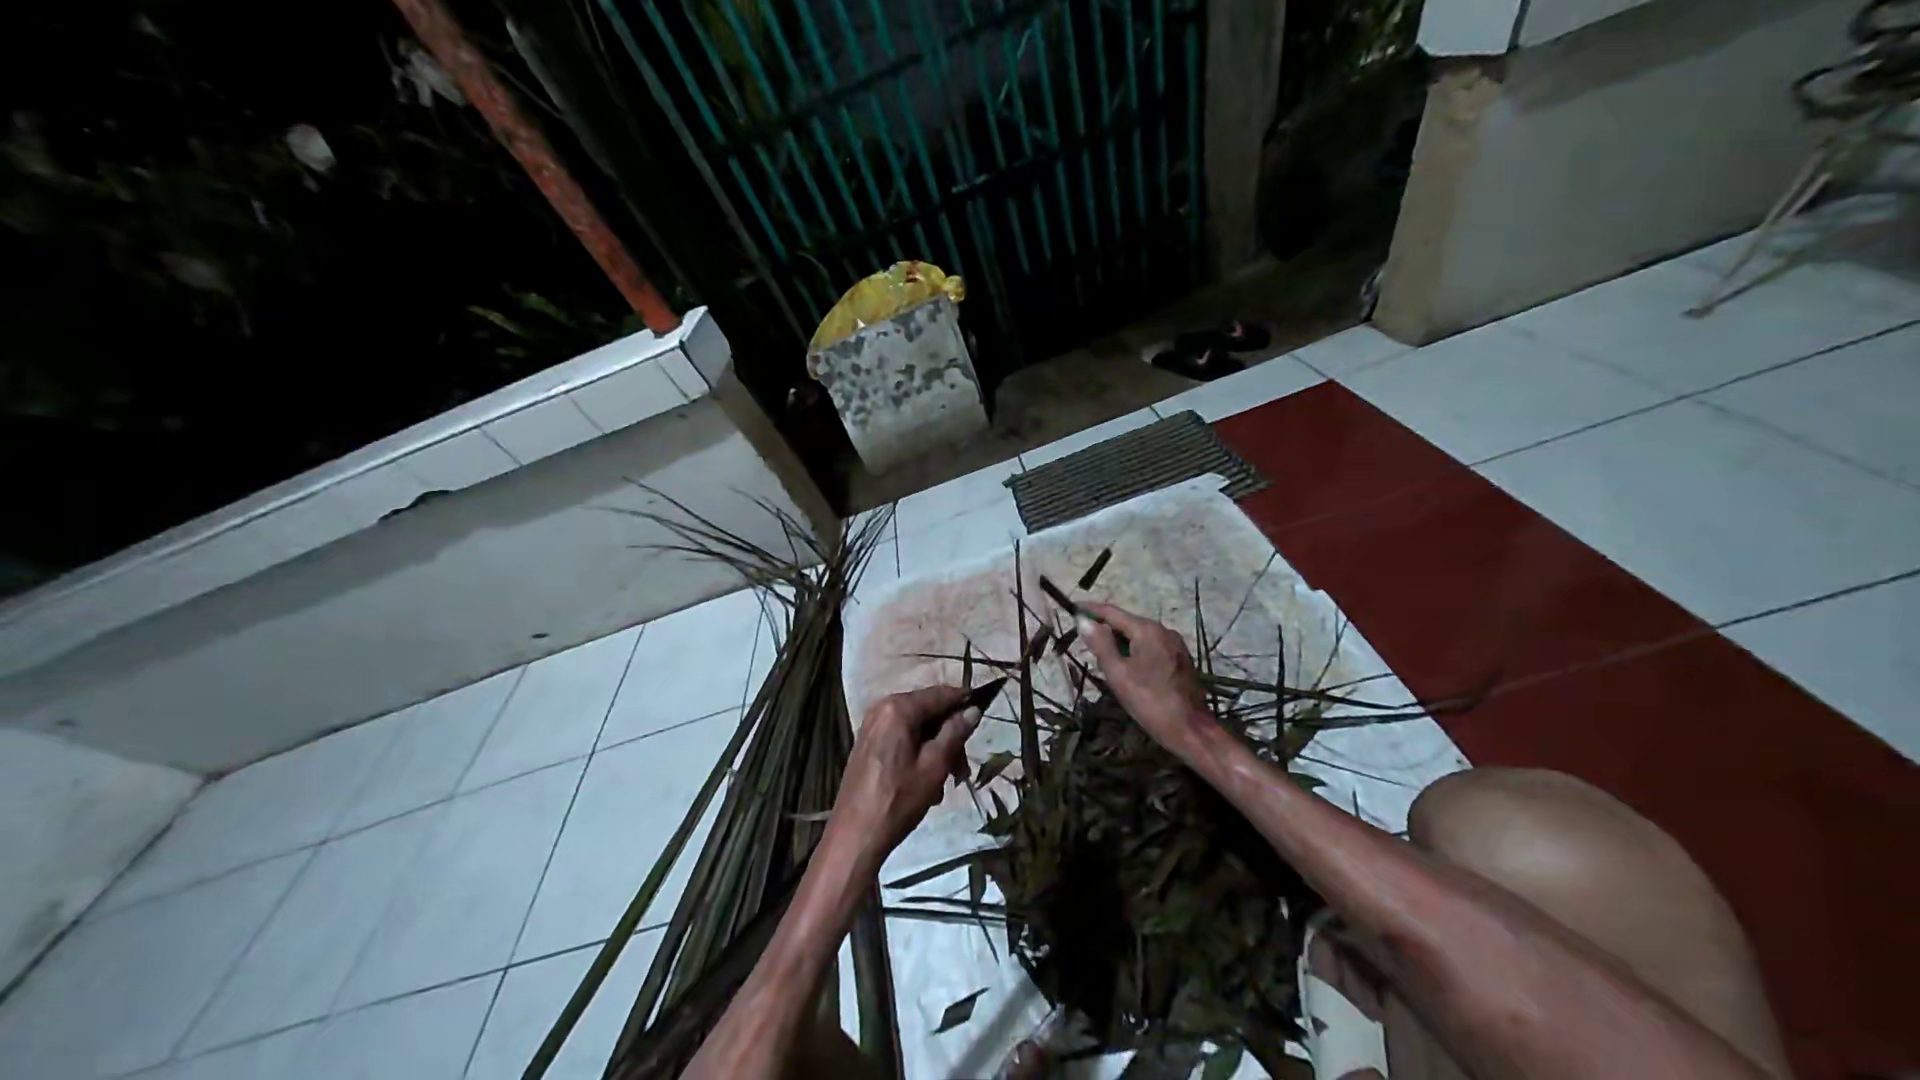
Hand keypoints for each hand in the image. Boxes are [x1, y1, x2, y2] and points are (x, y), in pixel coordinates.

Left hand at [829, 686, 980, 861]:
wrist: (854, 836)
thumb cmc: (898, 799)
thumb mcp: (935, 766)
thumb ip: (955, 733)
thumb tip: (973, 709)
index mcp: (898, 708)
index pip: (940, 694)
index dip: (964, 703)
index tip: (983, 717)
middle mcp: (881, 709)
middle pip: (928, 711)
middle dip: (950, 735)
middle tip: (963, 768)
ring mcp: (871, 727)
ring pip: (916, 728)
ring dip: (936, 749)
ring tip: (946, 782)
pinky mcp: (867, 744)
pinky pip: (901, 739)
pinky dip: (918, 754)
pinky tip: (926, 783)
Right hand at [1079, 602, 1211, 760]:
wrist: (1189, 729)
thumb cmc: (1149, 701)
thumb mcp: (1118, 674)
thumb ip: (1101, 644)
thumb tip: (1084, 622)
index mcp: (1147, 630)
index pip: (1112, 612)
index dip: (1091, 610)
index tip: (1073, 608)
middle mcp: (1163, 630)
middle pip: (1127, 622)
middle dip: (1105, 628)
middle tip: (1085, 640)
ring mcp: (1175, 644)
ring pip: (1139, 635)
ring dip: (1120, 641)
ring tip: (1103, 657)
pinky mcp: (1180, 658)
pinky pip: (1151, 646)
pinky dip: (1135, 650)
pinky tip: (1127, 666)